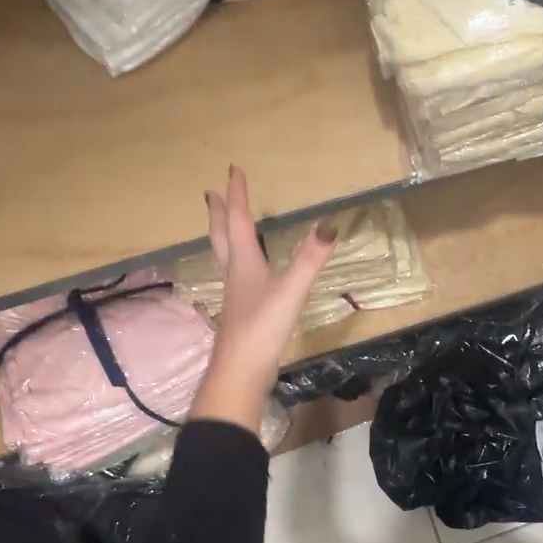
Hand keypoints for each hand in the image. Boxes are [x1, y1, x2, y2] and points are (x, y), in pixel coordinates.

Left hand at [190, 166, 336, 432]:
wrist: (241, 372)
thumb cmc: (262, 328)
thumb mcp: (291, 291)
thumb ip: (310, 259)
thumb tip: (330, 225)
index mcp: (244, 264)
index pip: (238, 221)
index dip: (237, 195)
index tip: (234, 170)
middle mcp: (235, 275)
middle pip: (222, 237)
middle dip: (219, 213)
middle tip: (212, 193)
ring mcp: (237, 296)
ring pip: (226, 257)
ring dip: (224, 237)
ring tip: (225, 226)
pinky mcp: (243, 314)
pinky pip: (238, 277)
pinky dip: (239, 263)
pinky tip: (247, 274)